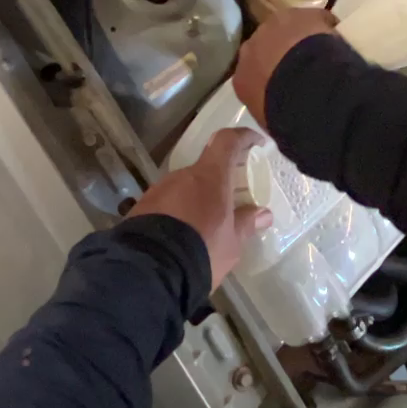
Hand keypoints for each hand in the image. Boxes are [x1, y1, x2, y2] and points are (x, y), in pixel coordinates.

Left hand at [135, 128, 272, 288]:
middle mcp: (184, 175)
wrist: (150, 270)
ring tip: (207, 223)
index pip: (227, 141)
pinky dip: (179, 211)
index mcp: (210, 177)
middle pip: (206, 167)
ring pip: (186, 186)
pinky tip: (183, 234)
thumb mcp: (231, 243)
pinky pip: (167, 202)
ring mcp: (160, 189)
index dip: (243, 137)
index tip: (256, 142)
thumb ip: (246, 224)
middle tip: (233, 197)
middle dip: (220, 179)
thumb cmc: (201, 250)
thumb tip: (264, 213)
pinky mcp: (142, 206)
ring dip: (198, 198)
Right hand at [233, 7, 340, 127]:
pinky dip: (324, 26)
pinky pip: (314, 18)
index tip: (283, 82)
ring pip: (288, 27)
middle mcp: (252, 46)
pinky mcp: (300, 14)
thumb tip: (279, 114)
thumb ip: (269, 109)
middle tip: (304, 64)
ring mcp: (274, 26)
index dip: (269, 74)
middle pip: (267, 44)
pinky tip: (337, 39)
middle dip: (282, 51)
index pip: (251, 73)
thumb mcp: (270, 121)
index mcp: (242, 77)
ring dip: (301, 36)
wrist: (308, 92)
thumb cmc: (287, 116)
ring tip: (321, 50)